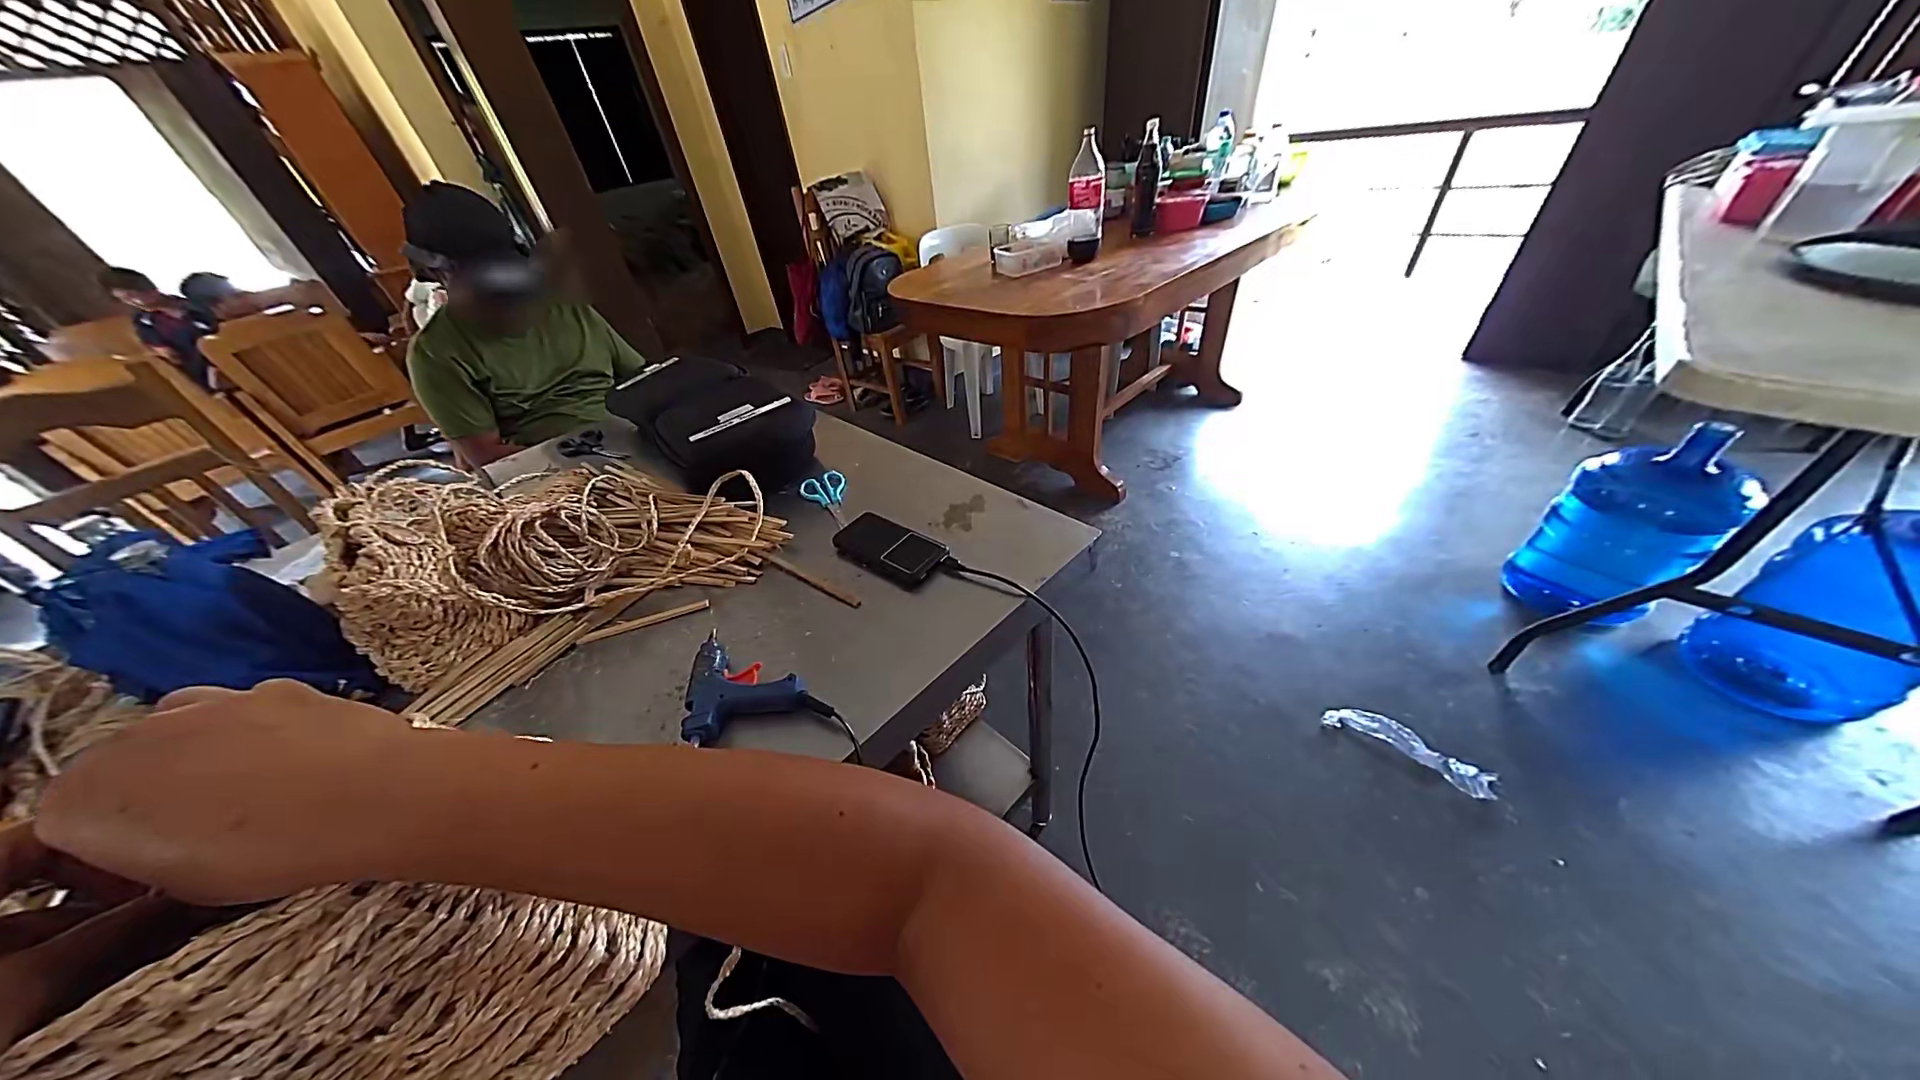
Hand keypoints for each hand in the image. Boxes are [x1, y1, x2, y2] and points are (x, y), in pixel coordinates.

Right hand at [33, 682, 422, 905]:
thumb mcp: (181, 885)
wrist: (371, 795)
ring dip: (206, 753)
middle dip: (156, 793)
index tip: (150, 865)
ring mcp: (215, 703)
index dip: (110, 848)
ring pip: (186, 727)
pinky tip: (301, 756)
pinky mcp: (279, 687)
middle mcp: (138, 738)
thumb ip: (146, 856)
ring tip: (257, 788)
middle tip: (206, 825)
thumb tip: (164, 846)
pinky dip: (267, 729)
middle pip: (128, 765)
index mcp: (83, 799)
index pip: (68, 821)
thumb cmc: (276, 849)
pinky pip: (254, 709)